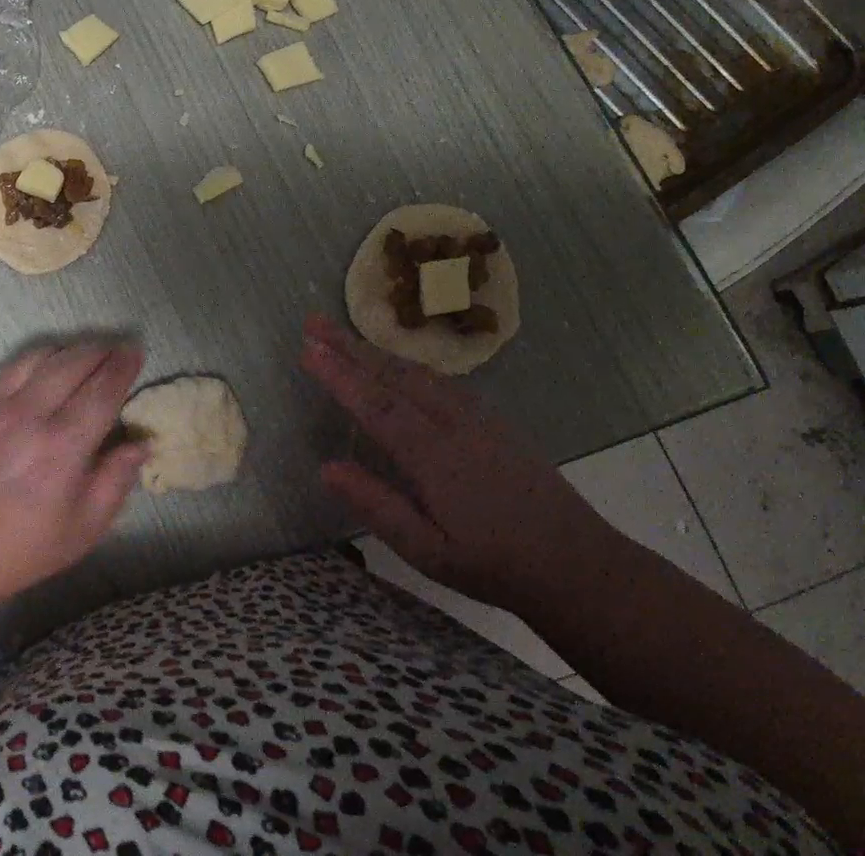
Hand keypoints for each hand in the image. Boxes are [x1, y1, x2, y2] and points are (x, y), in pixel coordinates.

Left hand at [0, 339, 147, 604]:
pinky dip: (32, 359)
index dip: (123, 367)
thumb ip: (116, 480)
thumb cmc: (24, 548)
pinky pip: (7, 370)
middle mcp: (29, 416)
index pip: (102, 390)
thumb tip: (140, 444)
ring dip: (67, 350)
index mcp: (63, 446)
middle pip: (71, 364)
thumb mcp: (85, 527)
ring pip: (37, 358)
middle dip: (100, 351)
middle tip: (118, 348)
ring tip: (86, 354)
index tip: (137, 352)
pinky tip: (42, 365)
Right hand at [300, 314, 625, 613]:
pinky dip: (408, 367)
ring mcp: (482, 424)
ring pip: (422, 376)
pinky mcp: (497, 428)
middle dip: (350, 348)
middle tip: (313, 323)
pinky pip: (444, 384)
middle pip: (397, 377)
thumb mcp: (426, 551)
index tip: (307, 349)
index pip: (378, 406)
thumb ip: (376, 506)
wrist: (582, 568)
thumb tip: (326, 468)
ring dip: (377, 353)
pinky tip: (397, 368)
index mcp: (437, 459)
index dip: (340, 376)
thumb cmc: (495, 566)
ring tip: (341, 337)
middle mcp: (459, 429)